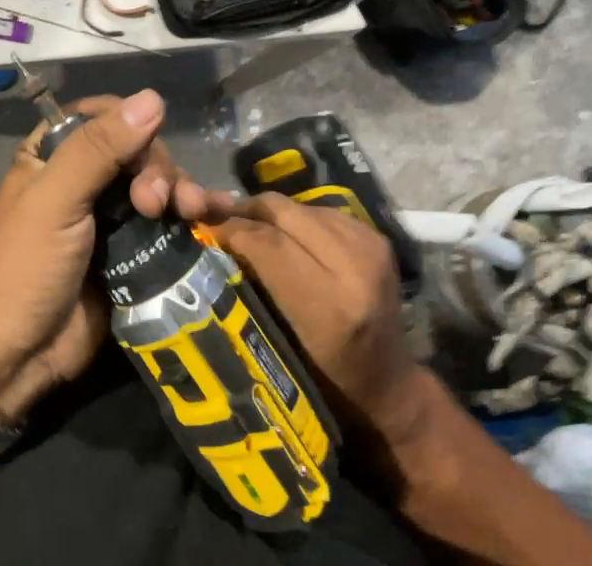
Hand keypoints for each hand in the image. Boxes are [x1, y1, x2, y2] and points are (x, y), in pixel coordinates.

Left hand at [0, 90, 225, 423]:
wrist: (19, 353)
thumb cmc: (25, 269)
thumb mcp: (56, 201)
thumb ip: (99, 150)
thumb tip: (153, 98)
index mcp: (51, 157)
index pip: (101, 117)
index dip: (129, 126)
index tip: (144, 150)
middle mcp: (81, 180)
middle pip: (137, 149)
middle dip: (157, 168)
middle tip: (157, 204)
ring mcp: (108, 216)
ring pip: (156, 184)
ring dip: (180, 190)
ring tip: (191, 212)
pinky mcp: (130, 251)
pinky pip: (167, 222)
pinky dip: (190, 215)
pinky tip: (215, 214)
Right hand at [207, 193, 433, 442]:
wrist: (389, 385)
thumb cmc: (325, 378)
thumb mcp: (279, 340)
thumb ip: (252, 287)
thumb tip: (213, 243)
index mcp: (328, 305)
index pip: (267, 244)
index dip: (230, 229)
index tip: (203, 229)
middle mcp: (354, 268)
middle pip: (283, 212)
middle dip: (245, 211)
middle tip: (219, 220)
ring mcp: (371, 248)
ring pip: (301, 205)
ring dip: (270, 212)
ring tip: (247, 226)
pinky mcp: (378, 238)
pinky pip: (322, 210)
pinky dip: (296, 217)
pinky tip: (283, 232)